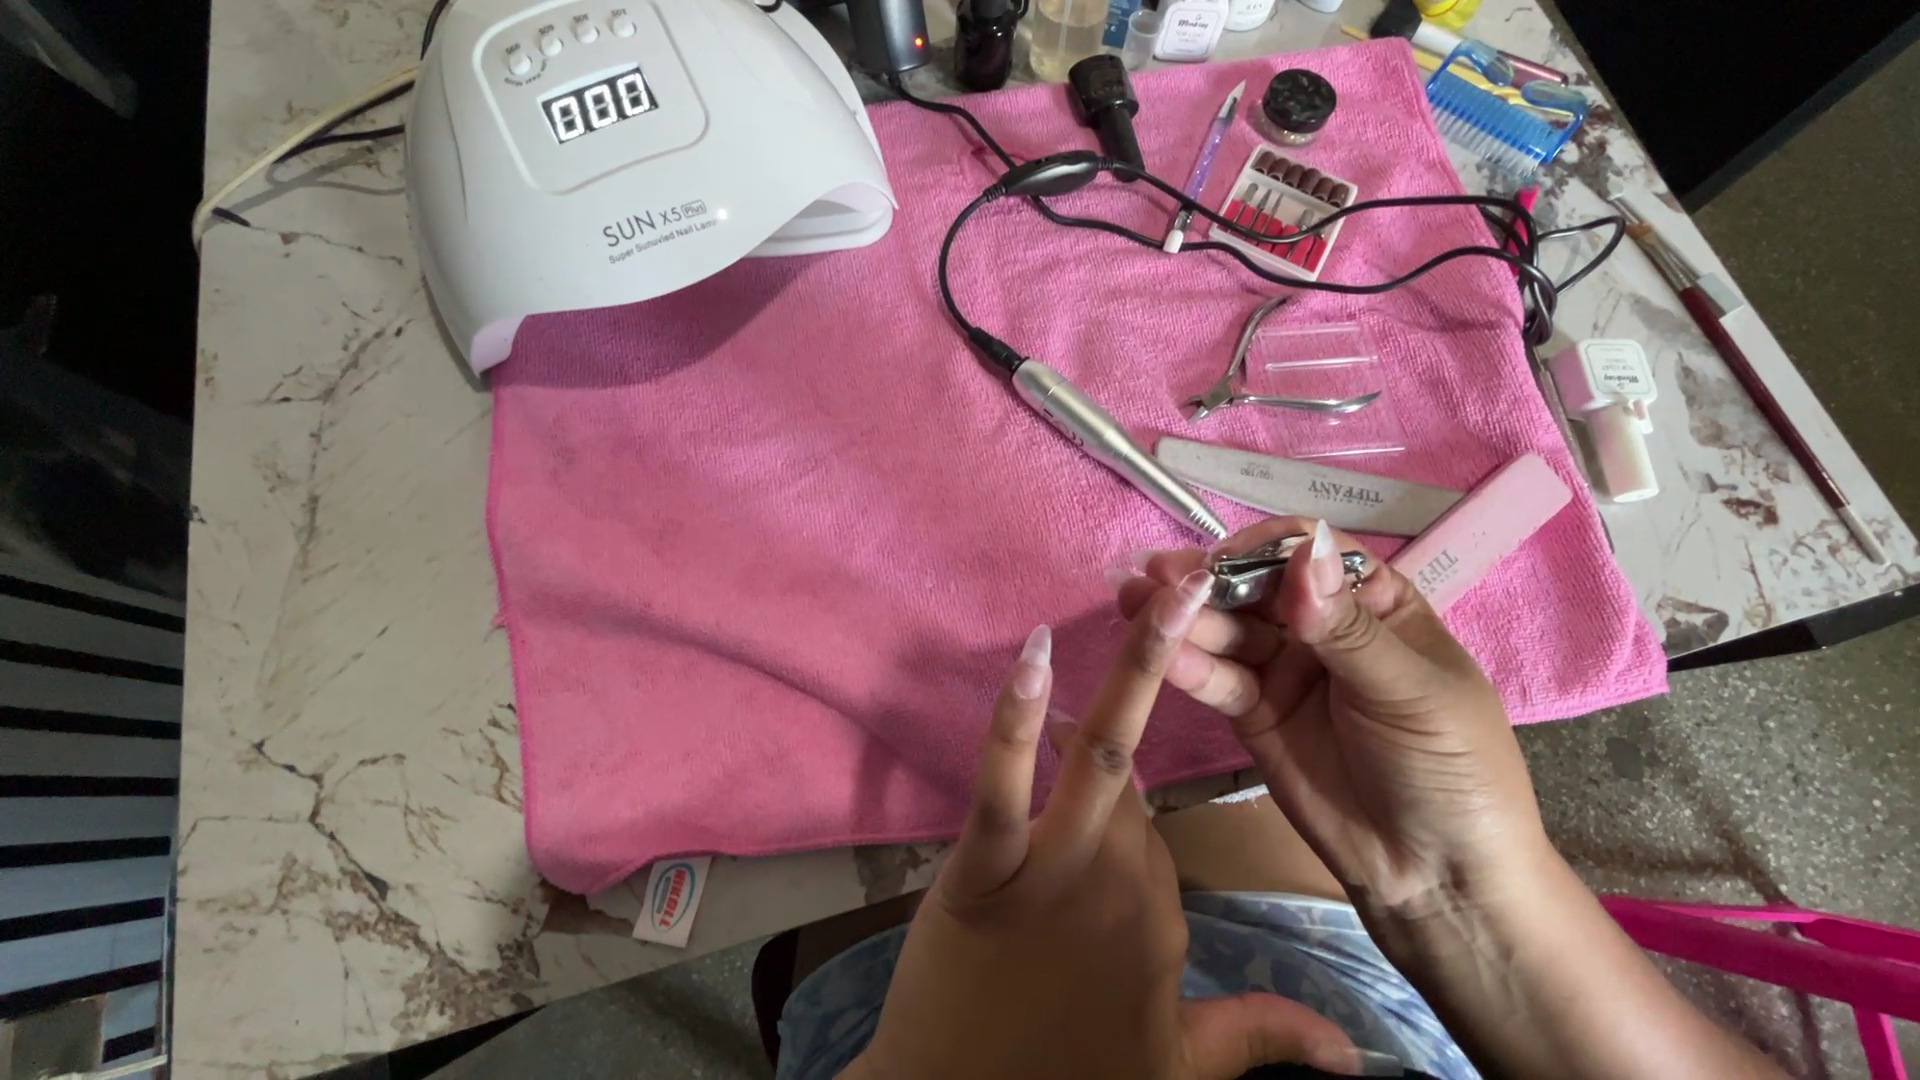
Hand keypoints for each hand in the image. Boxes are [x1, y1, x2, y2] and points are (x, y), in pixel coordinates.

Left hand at [845, 571, 1373, 1079]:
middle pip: (1131, 775)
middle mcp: (1124, 886)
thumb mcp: (1178, 1065)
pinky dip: (1017, 722)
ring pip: (1103, 761)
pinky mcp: (984, 874)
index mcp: (1163, 920)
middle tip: (1180, 591)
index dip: (1128, 795)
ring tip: (1164, 593)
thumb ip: (1259, 1034)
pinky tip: (1034, 659)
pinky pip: (1004, 786)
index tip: (1104, 760)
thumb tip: (1354, 1053)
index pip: (1155, 826)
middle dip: (1146, 690)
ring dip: (1134, 670)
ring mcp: (1054, 875)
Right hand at [1116, 519, 1550, 916]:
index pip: (1313, 554)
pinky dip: (1188, 668)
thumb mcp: (1410, 692)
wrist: (1436, 875)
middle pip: (1257, 587)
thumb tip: (1305, 551)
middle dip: (1207, 579)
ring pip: (1228, 632)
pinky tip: (1160, 656)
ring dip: (1183, 618)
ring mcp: (1284, 671)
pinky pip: (1218, 681)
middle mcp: (1321, 628)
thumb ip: (1348, 628)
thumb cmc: (1451, 768)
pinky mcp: (1253, 714)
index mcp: (1375, 605)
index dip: (1267, 548)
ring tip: (1134, 604)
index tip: (1224, 559)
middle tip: (1154, 575)